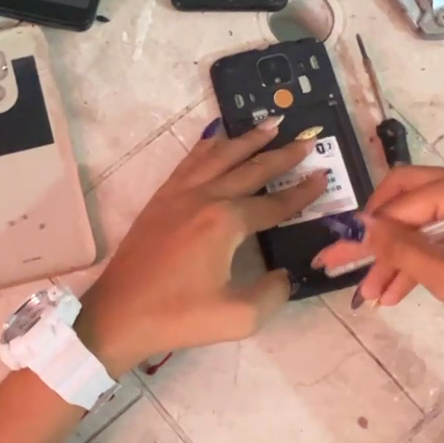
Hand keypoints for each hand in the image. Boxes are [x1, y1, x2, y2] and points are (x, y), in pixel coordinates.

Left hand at [75, 117, 325, 374]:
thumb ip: (273, 293)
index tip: (324, 176)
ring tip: (270, 125)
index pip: (274, 204)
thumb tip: (284, 274)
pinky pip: (189, 162)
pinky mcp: (160, 200)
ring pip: (219, 157)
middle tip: (307, 140)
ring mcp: (178, 195)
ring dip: (247, 140)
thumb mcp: (239, 317)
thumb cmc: (178, 317)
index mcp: (225, 222)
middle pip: (250, 169)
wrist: (119, 314)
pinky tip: (216, 140)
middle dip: (281, 155)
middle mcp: (204, 198)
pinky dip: (208, 147)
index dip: (302, 192)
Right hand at [311, 164, 443, 368]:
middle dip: (374, 237)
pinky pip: (442, 237)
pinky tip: (396, 292)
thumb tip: (357, 226)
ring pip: (420, 224)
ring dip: (394, 256)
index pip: (399, 201)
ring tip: (371, 296)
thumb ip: (402, 249)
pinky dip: (419, 262)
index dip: (363, 230)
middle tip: (340, 266)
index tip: (331, 258)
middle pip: (405, 201)